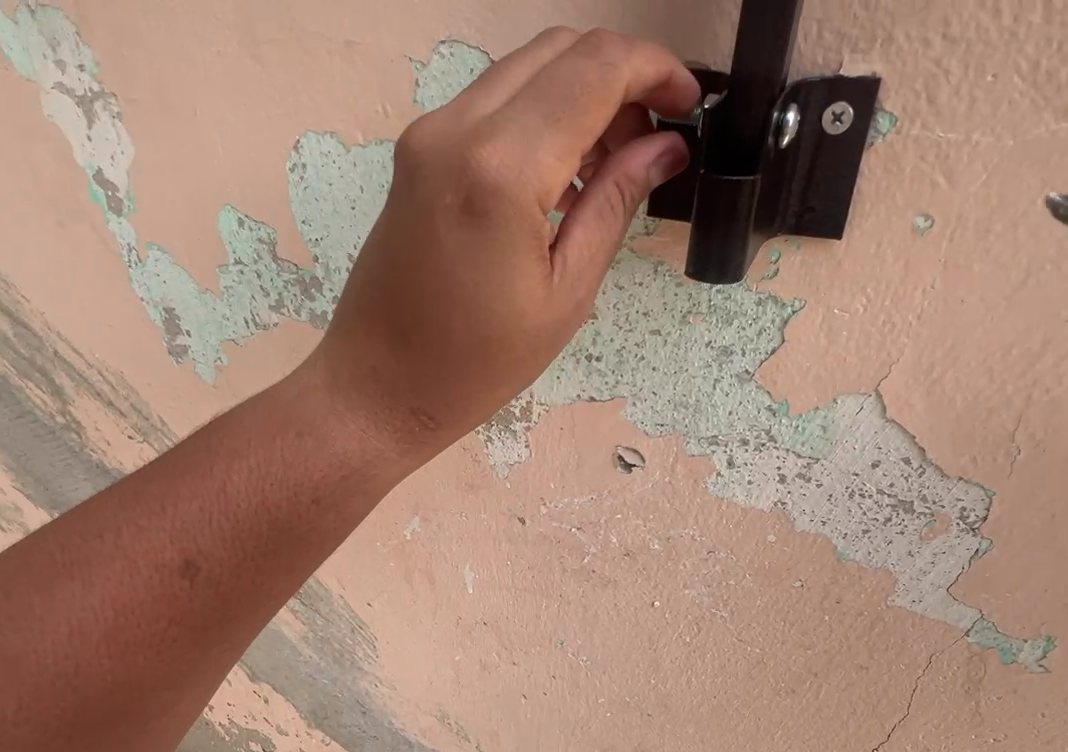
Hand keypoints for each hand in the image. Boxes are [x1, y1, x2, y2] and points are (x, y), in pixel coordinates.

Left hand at [307, 27, 699, 461]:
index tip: (689, 103)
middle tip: (651, 140)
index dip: (655, 69)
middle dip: (621, 75)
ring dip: (579, 92)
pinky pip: (492, 102)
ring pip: (524, 68)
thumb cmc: (475, 364)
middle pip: (560, 49)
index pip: (596, 67)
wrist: (377, 387)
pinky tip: (561, 173)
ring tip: (610, 164)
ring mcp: (428, 135)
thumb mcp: (565, 293)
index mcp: (502, 168)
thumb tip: (665, 145)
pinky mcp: (416, 152)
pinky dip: (539, 113)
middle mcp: (457, 129)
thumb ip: (614, 201)